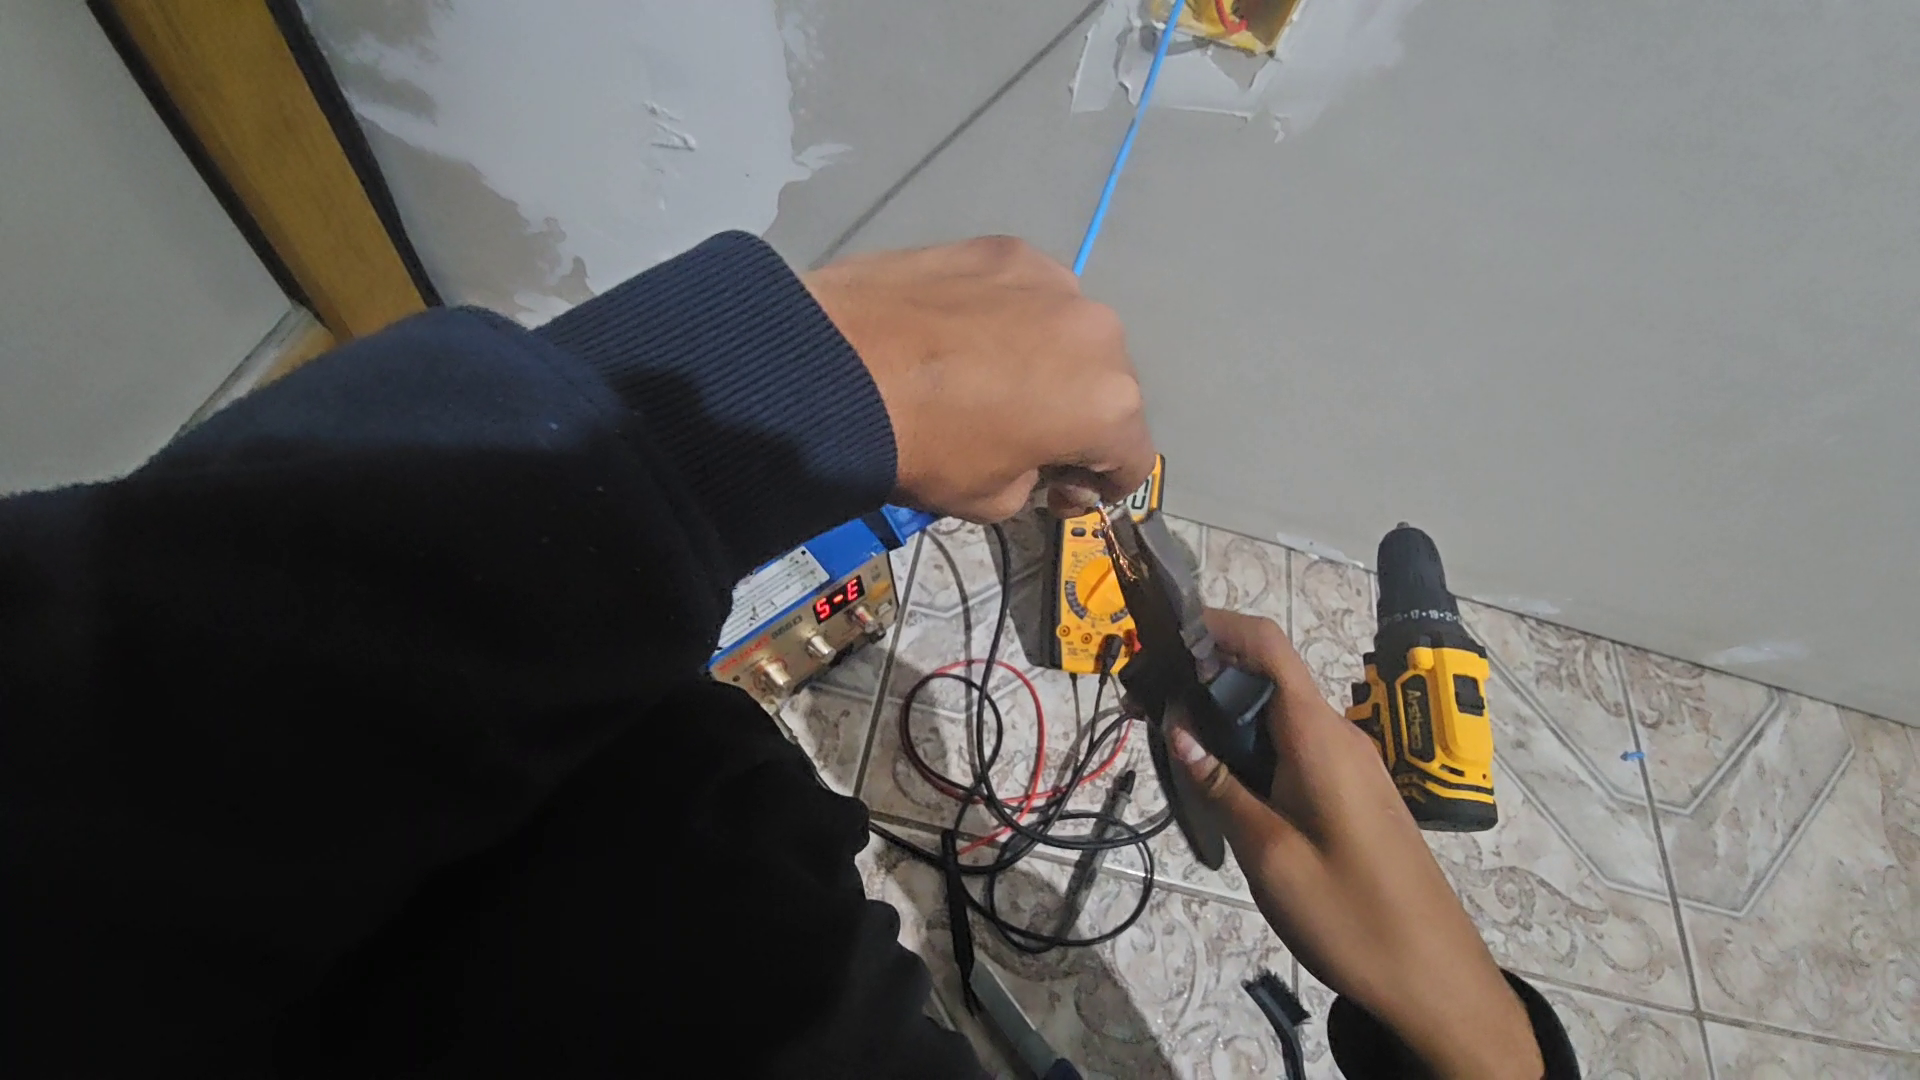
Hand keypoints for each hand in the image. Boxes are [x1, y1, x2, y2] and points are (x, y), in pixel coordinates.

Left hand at [803, 237, 1155, 521]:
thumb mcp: (990, 501)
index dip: (1099, 486)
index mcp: (1109, 404)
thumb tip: (1036, 459)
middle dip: (1077, 417)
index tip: (1055, 489)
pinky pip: (1027, 295)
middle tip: (1022, 432)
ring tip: (988, 373)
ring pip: (1071, 334)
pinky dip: (1011, 318)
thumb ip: (1036, 483)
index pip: (1134, 459)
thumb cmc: (925, 448)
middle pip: (1108, 389)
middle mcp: (1101, 332)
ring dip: (1048, 360)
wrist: (839, 372)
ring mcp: (1053, 279)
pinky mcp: (1006, 248)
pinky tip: (963, 331)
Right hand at [1169, 610, 1543, 1079]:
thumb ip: (1221, 786)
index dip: (1215, 626)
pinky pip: (1289, 744)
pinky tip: (1216, 778)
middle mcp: (1335, 734)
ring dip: (1221, 717)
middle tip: (1147, 709)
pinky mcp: (1349, 788)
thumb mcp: (1270, 855)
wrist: (1440, 986)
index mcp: (1317, 735)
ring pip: (1272, 712)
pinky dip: (1246, 745)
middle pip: (1263, 675)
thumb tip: (1178, 728)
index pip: (1267, 645)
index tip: (1163, 640)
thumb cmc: (1352, 918)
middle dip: (1202, 678)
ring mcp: (1346, 761)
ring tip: (1170, 745)